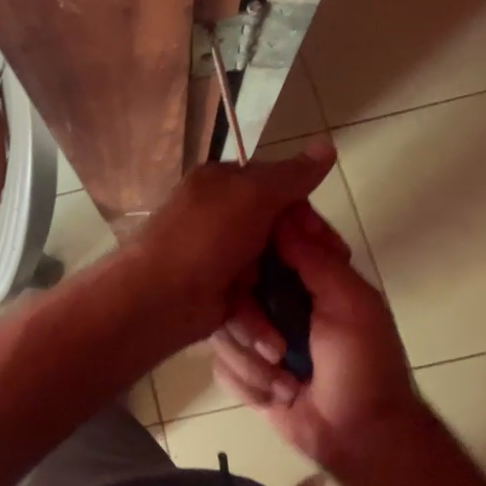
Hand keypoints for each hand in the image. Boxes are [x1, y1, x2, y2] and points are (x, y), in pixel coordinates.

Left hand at [122, 145, 335, 342]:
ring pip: (266, 271)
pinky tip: (276, 341)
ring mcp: (216, 257)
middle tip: (325, 278)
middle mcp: (217, 216)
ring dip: (283, 294)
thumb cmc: (205, 238)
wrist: (158, 298)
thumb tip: (327, 145)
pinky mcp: (216, 294)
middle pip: (275, 233)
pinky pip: (249, 302)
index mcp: (221, 184)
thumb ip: (291, 176)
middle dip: (300, 258)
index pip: (276, 188)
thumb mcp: (252, 196)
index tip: (325, 239)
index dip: (304, 213)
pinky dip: (260, 319)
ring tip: (305, 314)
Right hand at [210, 204, 422, 474]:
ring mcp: (256, 329)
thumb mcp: (352, 306)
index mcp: (308, 271)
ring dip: (253, 358)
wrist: (360, 440)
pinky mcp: (241, 363)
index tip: (256, 270)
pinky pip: (219, 360)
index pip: (270, 236)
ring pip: (219, 323)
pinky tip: (275, 393)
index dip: (255, 247)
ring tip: (286, 379)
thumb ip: (317, 260)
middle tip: (277, 346)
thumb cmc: (364, 367)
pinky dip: (247, 381)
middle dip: (249, 319)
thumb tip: (280, 213)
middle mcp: (276, 293)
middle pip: (231, 279)